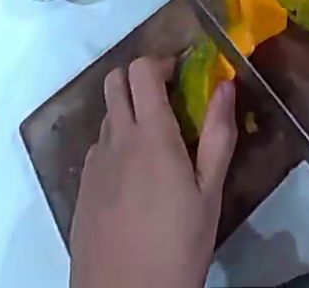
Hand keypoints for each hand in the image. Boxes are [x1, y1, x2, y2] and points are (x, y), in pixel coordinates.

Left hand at [70, 57, 237, 287]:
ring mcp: (94, 163)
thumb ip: (218, 134)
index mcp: (149, 133)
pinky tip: (135, 179)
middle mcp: (116, 138)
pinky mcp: (82, 189)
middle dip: (139, 78)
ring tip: (155, 144)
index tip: (180, 76)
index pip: (141, 69)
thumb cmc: (176, 247)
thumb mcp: (210, 193)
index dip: (159, 62)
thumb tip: (226, 84)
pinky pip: (99, 147)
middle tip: (166, 100)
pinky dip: (116, 144)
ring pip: (107, 114)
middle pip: (115, 80)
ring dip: (128, 111)